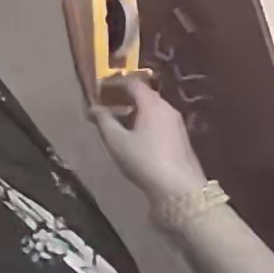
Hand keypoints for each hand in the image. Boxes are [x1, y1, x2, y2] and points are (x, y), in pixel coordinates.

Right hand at [89, 78, 208, 202]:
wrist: (179, 188)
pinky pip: (160, 119)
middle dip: (125, 97)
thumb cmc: (144, 160)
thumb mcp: (116, 141)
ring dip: (136, 110)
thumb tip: (93, 108)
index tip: (101, 91)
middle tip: (108, 105)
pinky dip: (147, 120)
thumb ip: (103, 121)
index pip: (133, 84)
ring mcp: (177, 122)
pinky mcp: (181, 137)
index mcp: (151, 104)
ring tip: (120, 122)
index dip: (116, 84)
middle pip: (145, 94)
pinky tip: (137, 136)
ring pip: (154, 108)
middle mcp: (167, 108)